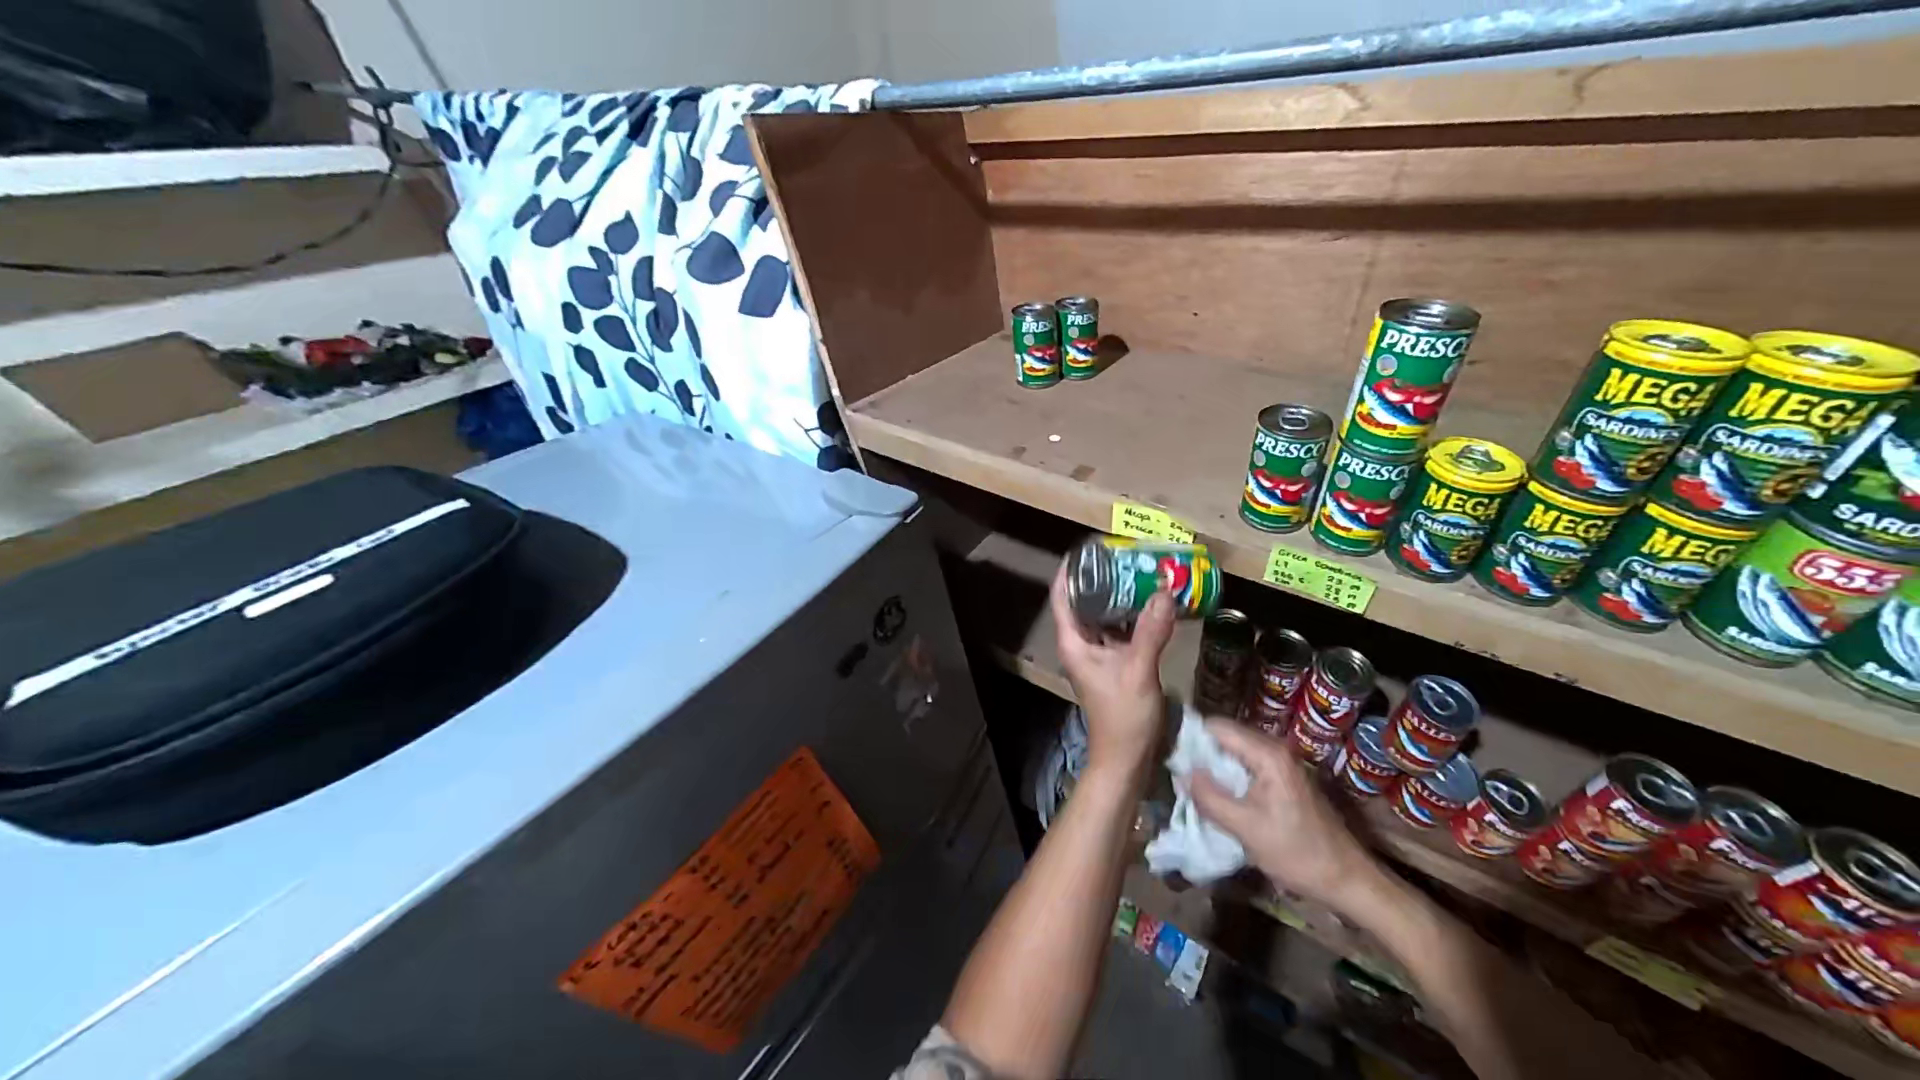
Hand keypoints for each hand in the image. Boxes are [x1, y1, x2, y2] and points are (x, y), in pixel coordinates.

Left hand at [1049, 561, 1175, 774]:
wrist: (1126, 758)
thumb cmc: (1123, 716)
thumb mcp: (1138, 670)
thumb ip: (1150, 631)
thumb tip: (1164, 591)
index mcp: (1073, 641)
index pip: (1062, 596)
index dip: (1071, 570)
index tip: (1091, 548)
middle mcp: (1080, 643)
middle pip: (1084, 601)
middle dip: (1104, 578)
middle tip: (1128, 556)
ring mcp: (1097, 653)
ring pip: (1103, 615)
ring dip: (1120, 596)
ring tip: (1144, 573)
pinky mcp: (1114, 662)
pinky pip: (1119, 629)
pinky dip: (1132, 615)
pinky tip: (1153, 605)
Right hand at [1190, 718, 1386, 913]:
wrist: (1347, 879)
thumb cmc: (1297, 853)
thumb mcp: (1245, 828)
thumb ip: (1210, 797)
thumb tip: (1183, 773)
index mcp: (1268, 755)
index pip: (1218, 727)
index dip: (1192, 737)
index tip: (1171, 755)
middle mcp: (1276, 750)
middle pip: (1226, 737)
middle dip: (1201, 753)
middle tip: (1178, 774)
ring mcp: (1282, 764)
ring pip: (1235, 754)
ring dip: (1214, 768)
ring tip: (1193, 786)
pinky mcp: (1284, 780)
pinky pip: (1247, 767)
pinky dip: (1230, 777)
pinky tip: (1218, 798)